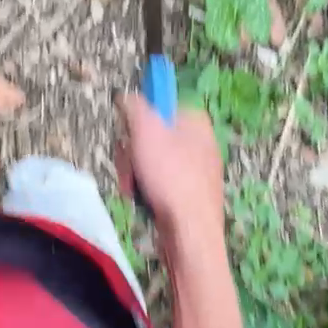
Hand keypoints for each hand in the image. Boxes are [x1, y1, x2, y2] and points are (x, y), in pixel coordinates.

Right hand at [115, 94, 226, 258]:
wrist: (192, 231)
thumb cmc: (170, 175)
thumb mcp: (145, 129)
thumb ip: (133, 105)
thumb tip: (127, 96)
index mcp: (195, 119)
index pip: (159, 105)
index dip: (139, 118)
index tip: (129, 133)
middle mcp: (200, 140)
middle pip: (151, 134)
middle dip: (132, 152)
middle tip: (130, 166)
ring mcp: (197, 168)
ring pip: (152, 160)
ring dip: (135, 172)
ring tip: (134, 188)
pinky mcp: (191, 192)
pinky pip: (161, 181)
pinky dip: (148, 189)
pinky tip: (145, 200)